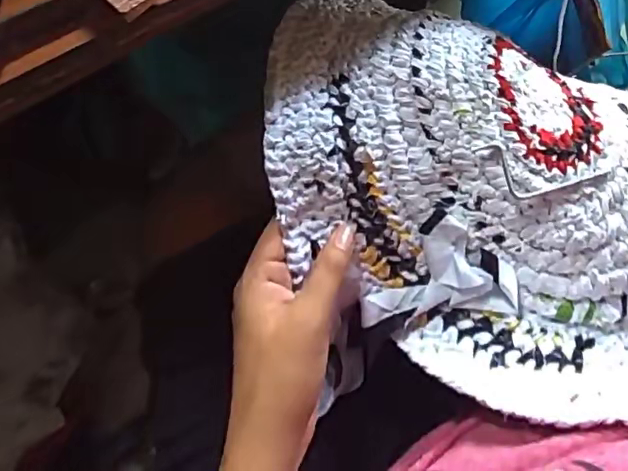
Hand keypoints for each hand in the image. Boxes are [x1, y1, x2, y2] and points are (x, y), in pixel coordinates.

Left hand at [220, 220, 354, 470]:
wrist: (271, 439)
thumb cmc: (283, 374)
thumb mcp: (310, 317)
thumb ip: (328, 269)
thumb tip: (346, 226)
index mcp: (258, 278)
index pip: (281, 229)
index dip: (308, 208)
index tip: (340, 187)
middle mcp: (265, 288)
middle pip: (297, 248)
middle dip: (327, 231)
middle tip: (362, 206)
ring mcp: (280, 310)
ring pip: (309, 272)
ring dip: (334, 258)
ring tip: (369, 231)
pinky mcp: (294, 329)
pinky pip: (315, 295)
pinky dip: (334, 284)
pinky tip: (361, 273)